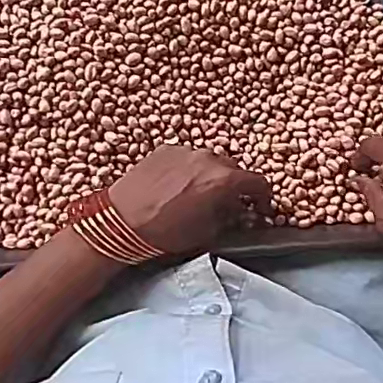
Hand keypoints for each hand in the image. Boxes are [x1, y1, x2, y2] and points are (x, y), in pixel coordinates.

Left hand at [108, 145, 271, 254]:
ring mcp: (183, 151)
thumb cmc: (163, 232)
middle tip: (229, 204)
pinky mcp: (163, 150)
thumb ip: (228, 217)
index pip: (257, 182)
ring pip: (208, 161)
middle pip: (233, 168)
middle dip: (235, 186)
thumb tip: (237, 211)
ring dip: (210, 175)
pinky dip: (188, 169)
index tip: (260, 208)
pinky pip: (185, 157)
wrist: (119, 222)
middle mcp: (206, 158)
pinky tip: (176, 187)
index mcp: (223, 180)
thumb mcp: (206, 232)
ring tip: (199, 195)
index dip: (263, 198)